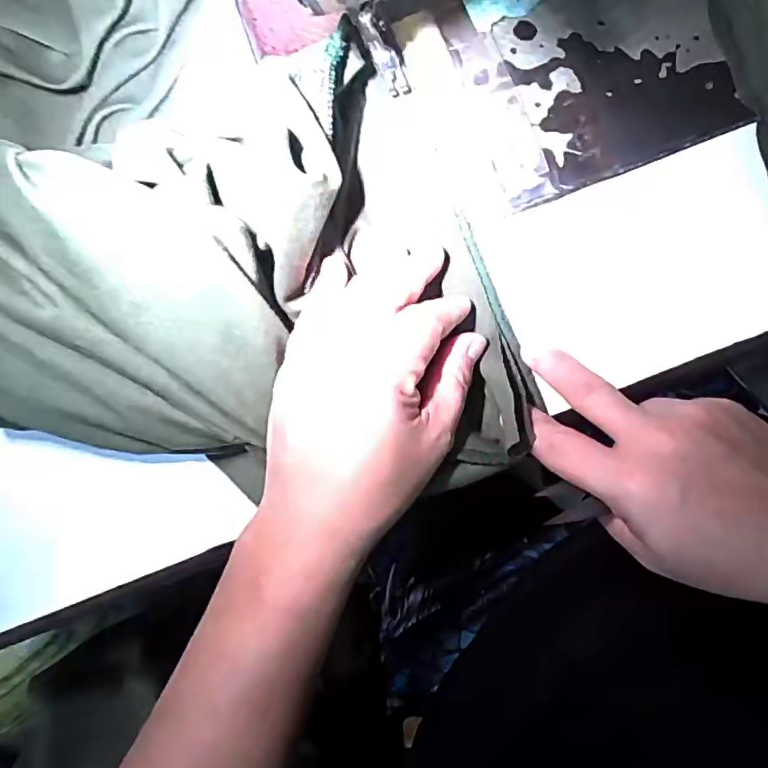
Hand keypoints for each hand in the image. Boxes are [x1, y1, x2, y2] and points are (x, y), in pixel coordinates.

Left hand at [261, 246, 486, 558]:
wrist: (311, 514)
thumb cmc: (381, 483)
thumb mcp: (434, 436)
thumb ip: (453, 380)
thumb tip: (471, 340)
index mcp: (387, 368)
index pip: (424, 321)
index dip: (448, 311)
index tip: (465, 306)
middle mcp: (347, 349)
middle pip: (384, 294)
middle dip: (412, 271)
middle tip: (434, 253)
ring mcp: (314, 353)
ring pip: (348, 297)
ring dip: (375, 272)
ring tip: (396, 252)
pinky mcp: (295, 364)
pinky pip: (313, 314)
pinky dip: (326, 289)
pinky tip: (337, 271)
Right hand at [527, 350, 767, 611]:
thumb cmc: (727, 561)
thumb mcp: (657, 556)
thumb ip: (616, 518)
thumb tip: (598, 494)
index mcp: (632, 481)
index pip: (562, 448)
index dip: (532, 429)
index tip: (516, 412)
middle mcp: (654, 436)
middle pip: (594, 392)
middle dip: (559, 370)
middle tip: (536, 351)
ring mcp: (690, 412)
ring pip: (647, 411)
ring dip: (645, 431)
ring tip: (681, 468)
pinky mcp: (720, 403)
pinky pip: (685, 414)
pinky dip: (683, 433)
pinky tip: (712, 460)